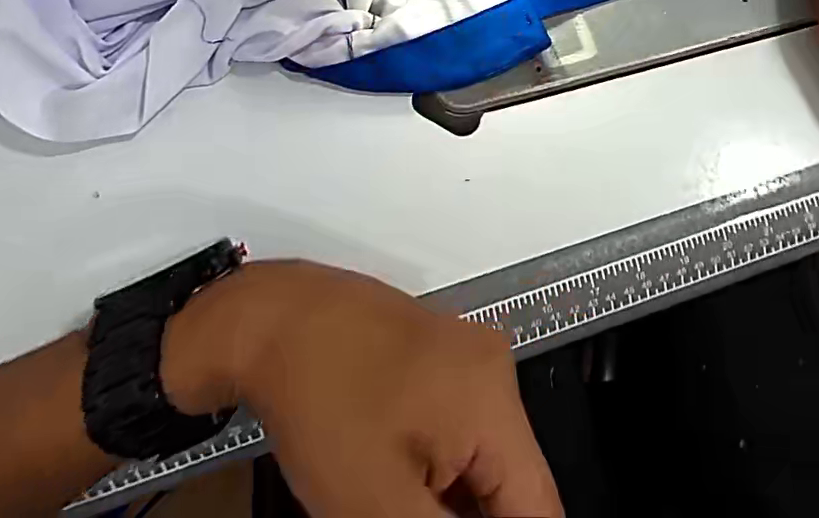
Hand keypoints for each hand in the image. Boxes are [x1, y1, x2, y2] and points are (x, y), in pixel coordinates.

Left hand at [163, 260, 560, 517]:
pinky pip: (460, 424)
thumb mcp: (378, 504)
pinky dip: (439, 466)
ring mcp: (467, 355)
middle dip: (471, 515)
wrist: (279, 320)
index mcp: (495, 400)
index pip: (539, 503)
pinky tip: (396, 480)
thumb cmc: (323, 400)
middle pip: (511, 477)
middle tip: (406, 509)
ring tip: (392, 498)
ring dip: (453, 496)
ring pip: (483, 454)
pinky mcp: (442, 353)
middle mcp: (494, 369)